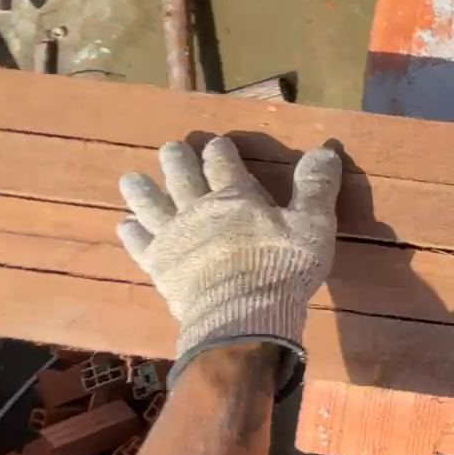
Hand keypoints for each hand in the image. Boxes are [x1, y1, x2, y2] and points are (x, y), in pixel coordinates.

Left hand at [119, 137, 340, 382]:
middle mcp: (197, 210)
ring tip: (132, 178)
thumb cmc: (283, 265)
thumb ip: (316, 188)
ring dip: (141, 190)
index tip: (218, 142)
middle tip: (172, 148)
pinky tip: (127, 226)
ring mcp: (173, 236)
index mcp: (235, 197)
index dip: (221, 152)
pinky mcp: (160, 264)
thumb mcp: (313, 225)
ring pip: (150, 204)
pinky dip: (133, 232)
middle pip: (181, 177)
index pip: (224, 165)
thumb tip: (326, 149)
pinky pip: (140, 243)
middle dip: (177, 160)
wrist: (243, 311)